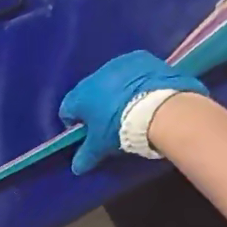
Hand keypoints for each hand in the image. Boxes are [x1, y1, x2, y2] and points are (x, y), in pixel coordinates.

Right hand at [58, 51, 209, 173]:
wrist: (159, 109)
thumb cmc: (120, 128)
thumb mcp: (101, 146)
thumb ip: (86, 156)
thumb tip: (76, 168)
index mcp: (79, 97)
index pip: (67, 110)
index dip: (75, 123)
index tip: (87, 133)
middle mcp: (93, 76)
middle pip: (89, 93)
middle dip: (96, 106)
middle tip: (110, 122)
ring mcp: (117, 64)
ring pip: (110, 80)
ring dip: (115, 91)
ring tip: (130, 105)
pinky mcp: (140, 58)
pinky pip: (132, 70)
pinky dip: (135, 79)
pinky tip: (144, 91)